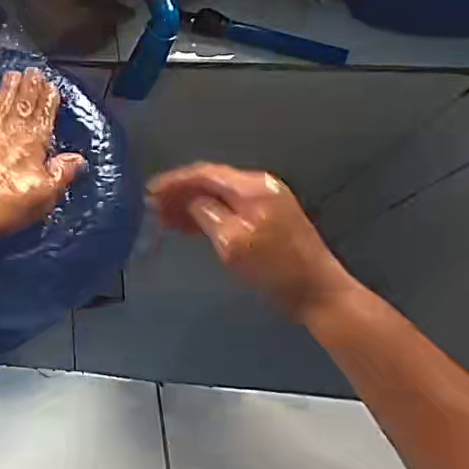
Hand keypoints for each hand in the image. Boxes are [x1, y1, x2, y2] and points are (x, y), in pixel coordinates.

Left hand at [0, 68, 85, 239]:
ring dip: (7, 88)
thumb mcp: (45, 194)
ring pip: (0, 103)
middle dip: (29, 86)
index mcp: (33, 143)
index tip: (50, 85)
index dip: (48, 99)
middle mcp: (9, 131)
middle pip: (22, 103)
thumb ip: (62, 173)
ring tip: (13, 75)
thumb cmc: (6, 204)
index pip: (44, 115)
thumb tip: (77, 158)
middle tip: (33, 72)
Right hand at [147, 162, 355, 319]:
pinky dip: (205, 215)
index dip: (173, 181)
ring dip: (189, 204)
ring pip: (217, 196)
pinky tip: (187, 226)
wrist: (319, 296)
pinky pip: (228, 209)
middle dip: (179, 193)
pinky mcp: (267, 220)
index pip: (204, 173)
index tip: (148, 192)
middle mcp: (259, 187)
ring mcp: (265, 203)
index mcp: (253, 187)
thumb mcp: (232, 241)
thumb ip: (206, 213)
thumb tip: (188, 201)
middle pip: (210, 182)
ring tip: (162, 218)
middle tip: (151, 208)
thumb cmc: (275, 269)